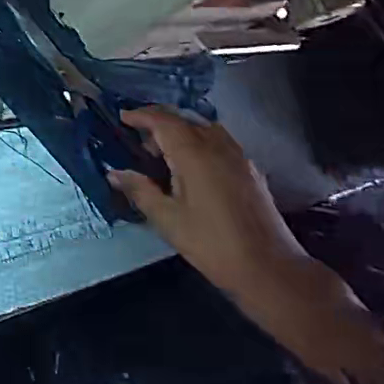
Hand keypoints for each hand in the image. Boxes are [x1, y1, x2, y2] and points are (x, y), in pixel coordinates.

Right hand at [107, 107, 383, 383]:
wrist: (268, 267)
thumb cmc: (211, 243)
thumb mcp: (167, 219)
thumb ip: (140, 190)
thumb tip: (115, 173)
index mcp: (195, 155)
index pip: (164, 121)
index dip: (142, 115)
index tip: (123, 118)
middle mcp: (219, 147)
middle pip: (186, 120)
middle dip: (160, 122)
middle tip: (139, 140)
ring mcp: (239, 157)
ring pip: (205, 129)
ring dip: (181, 132)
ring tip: (163, 154)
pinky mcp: (250, 171)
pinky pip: (220, 142)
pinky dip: (199, 142)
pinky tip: (191, 168)